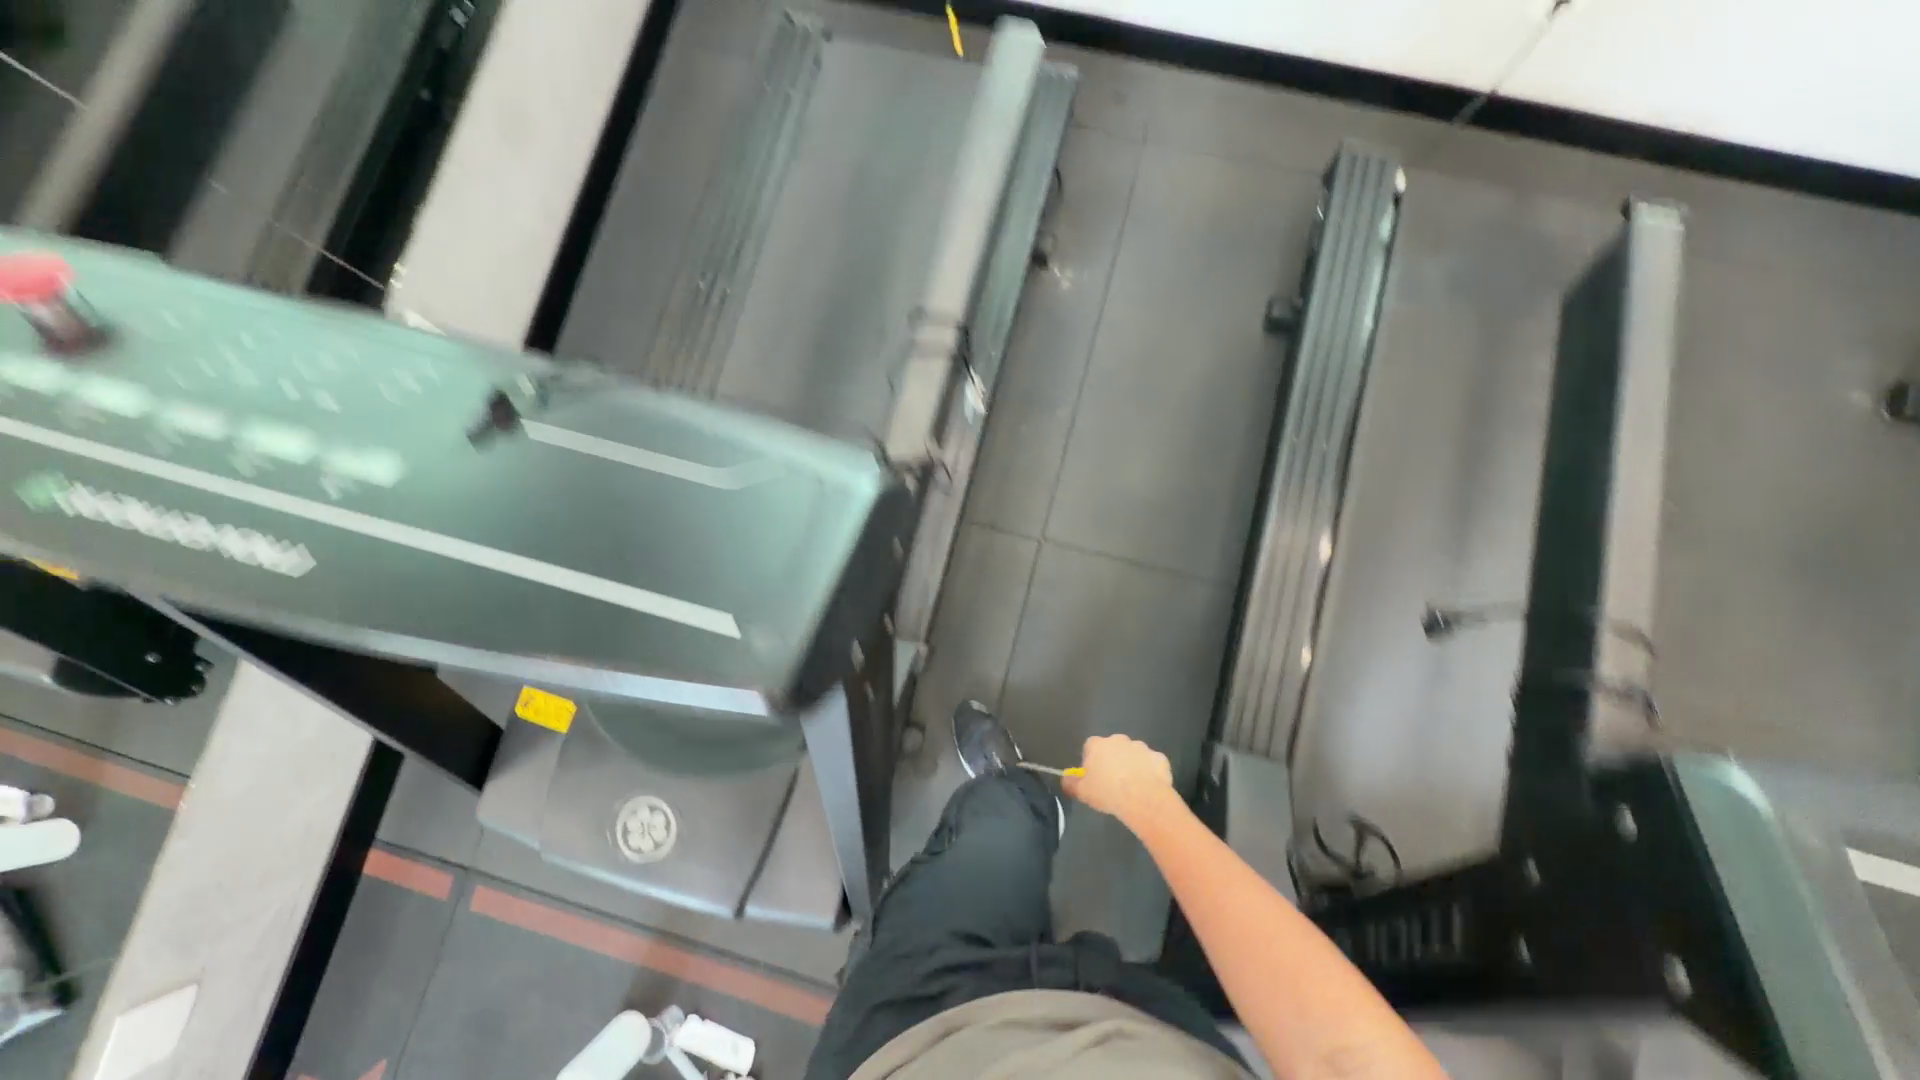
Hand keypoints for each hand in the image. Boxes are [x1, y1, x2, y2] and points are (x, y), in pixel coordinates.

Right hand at [1061, 735, 1175, 828]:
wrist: (1143, 799)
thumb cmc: (1108, 793)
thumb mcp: (1081, 792)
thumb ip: (1070, 782)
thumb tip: (1066, 778)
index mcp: (1099, 745)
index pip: (1090, 747)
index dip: (1091, 761)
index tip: (1094, 777)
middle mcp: (1120, 740)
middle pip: (1113, 748)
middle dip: (1113, 761)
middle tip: (1113, 782)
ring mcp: (1142, 747)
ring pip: (1134, 754)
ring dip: (1132, 765)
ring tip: (1132, 787)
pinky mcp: (1159, 757)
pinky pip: (1151, 763)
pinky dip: (1150, 772)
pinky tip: (1148, 787)